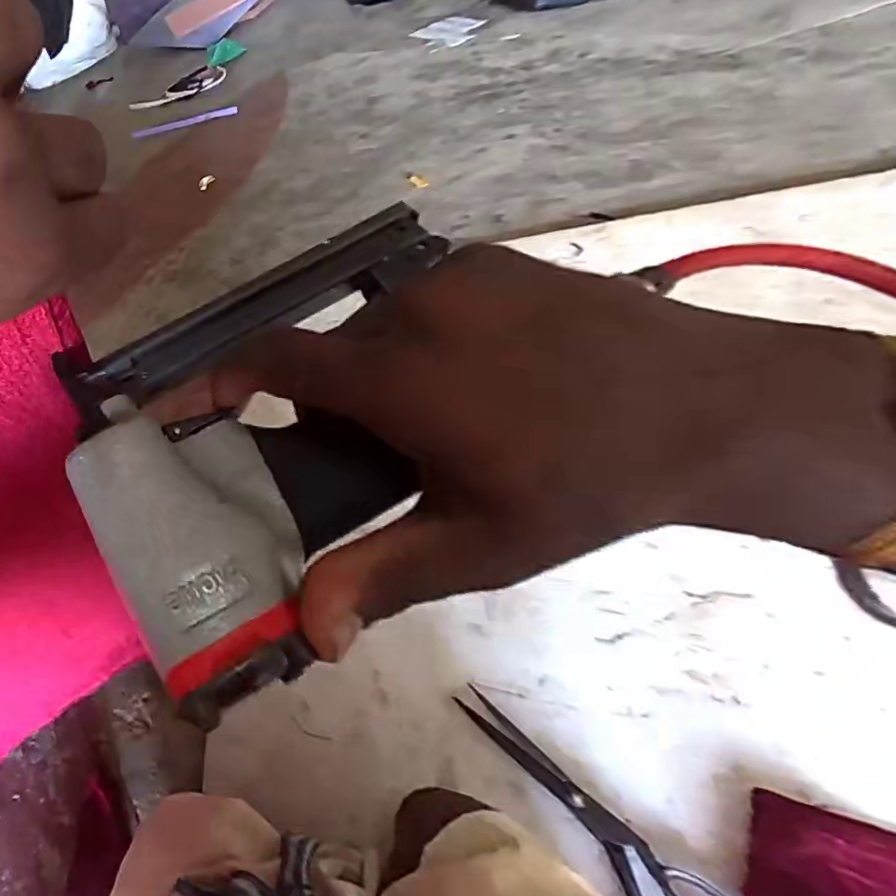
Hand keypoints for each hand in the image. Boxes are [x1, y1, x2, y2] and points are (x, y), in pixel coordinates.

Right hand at [204, 245, 895, 658]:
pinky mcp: (483, 259)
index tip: (178, 402)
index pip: (271, 362)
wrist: (718, 407)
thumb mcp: (479, 544)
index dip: (213, 379)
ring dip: (367, 374)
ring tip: (423, 421)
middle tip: (358, 455)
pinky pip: (413, 303)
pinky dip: (408, 341)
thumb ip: (380, 576)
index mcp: (399, 377)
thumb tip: (310, 636)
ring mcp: (450, 274)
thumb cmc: (587, 485)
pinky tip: (467, 377)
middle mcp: (410, 309)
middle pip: (323, 358)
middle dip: (319, 405)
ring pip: (366, 329)